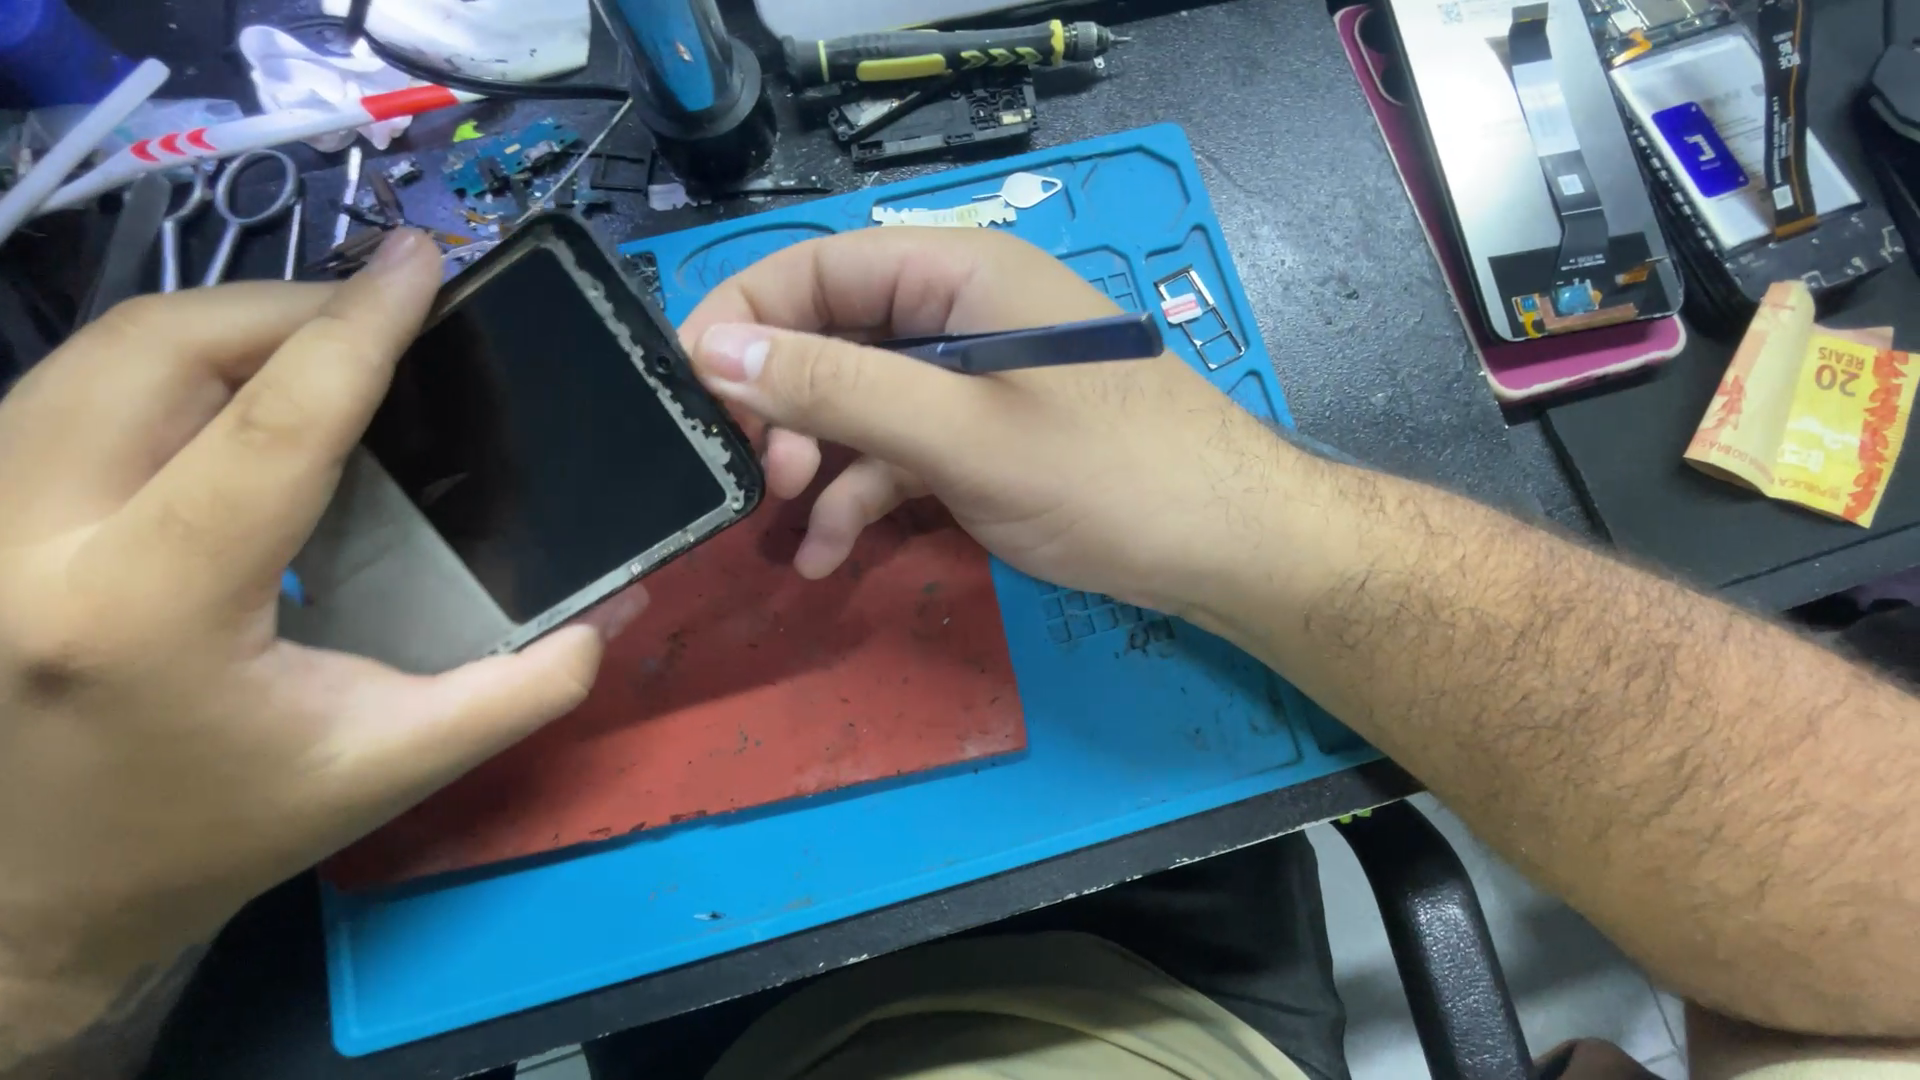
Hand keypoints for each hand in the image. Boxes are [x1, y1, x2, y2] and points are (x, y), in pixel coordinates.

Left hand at [0, 232, 632, 1043]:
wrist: (32, 898)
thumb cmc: (226, 827)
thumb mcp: (402, 762)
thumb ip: (530, 685)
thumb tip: (620, 601)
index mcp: (153, 607)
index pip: (275, 423)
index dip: (360, 330)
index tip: (421, 264)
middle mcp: (24, 541)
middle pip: (156, 348)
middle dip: (286, 305)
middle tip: (389, 314)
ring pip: (94, 352)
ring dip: (228, 324)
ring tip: (332, 343)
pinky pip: (69, 388)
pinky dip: (175, 362)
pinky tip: (248, 395)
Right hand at [681, 228, 1301, 616]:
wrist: (1220, 548)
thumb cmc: (1105, 476)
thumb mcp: (962, 433)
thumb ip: (840, 388)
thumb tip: (715, 349)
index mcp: (960, 275)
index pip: (821, 268)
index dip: (745, 318)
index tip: (684, 384)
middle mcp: (960, 317)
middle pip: (835, 341)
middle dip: (783, 407)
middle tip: (751, 473)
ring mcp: (971, 385)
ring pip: (862, 409)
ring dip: (817, 466)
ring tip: (790, 527)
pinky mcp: (981, 445)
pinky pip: (899, 457)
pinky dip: (862, 499)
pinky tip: (831, 554)